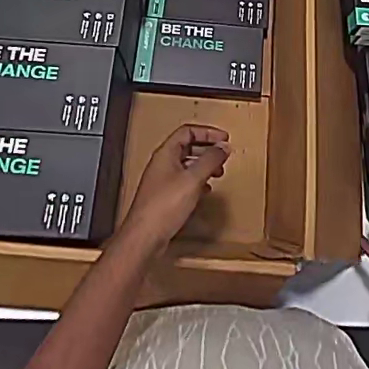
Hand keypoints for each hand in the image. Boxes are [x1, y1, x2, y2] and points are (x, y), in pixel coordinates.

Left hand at [119, 124, 229, 250]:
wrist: (145, 236)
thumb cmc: (164, 206)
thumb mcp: (193, 178)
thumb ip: (210, 160)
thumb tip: (223, 146)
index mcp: (166, 154)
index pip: (187, 132)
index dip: (207, 132)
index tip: (224, 139)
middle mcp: (162, 164)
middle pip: (187, 146)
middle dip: (207, 149)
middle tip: (223, 154)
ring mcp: (162, 181)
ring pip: (186, 165)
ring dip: (204, 165)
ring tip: (218, 172)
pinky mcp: (164, 197)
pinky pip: (184, 181)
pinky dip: (198, 181)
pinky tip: (205, 190)